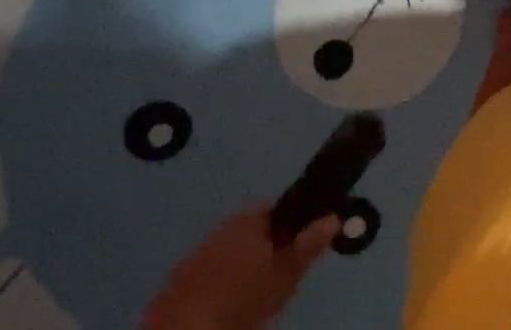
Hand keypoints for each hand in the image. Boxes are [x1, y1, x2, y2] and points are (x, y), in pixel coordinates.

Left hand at [144, 207, 338, 328]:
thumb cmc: (244, 298)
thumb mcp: (287, 273)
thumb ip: (310, 244)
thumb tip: (334, 217)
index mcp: (247, 220)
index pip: (277, 208)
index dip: (292, 225)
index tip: (300, 246)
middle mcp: (219, 230)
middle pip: (252, 230)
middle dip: (267, 247)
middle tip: (281, 272)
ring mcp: (194, 256)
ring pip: (230, 252)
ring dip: (243, 264)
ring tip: (255, 291)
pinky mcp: (176, 282)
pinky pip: (209, 272)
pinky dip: (220, 281)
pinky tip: (227, 302)